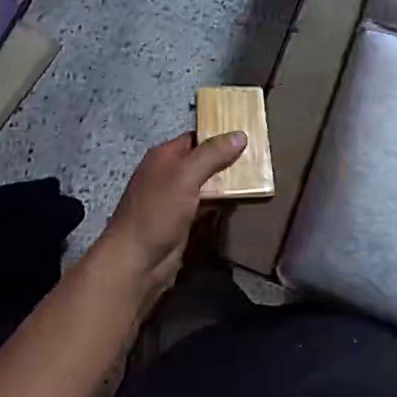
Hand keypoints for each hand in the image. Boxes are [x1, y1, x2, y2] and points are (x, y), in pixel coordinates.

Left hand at [92, 132, 245, 300]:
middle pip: (203, 160)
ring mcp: (175, 198)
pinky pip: (206, 205)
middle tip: (259, 159)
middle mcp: (168, 173)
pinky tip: (241, 202)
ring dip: (226, 183)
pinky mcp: (182, 220)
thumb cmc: (158, 211)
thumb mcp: (186, 175)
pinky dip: (221, 203)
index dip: (220, 136)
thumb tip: (240, 135)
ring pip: (206, 184)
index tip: (248, 137)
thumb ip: (212, 154)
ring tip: (258, 177)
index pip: (196, 138)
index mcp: (164, 156)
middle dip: (227, 160)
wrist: (137, 261)